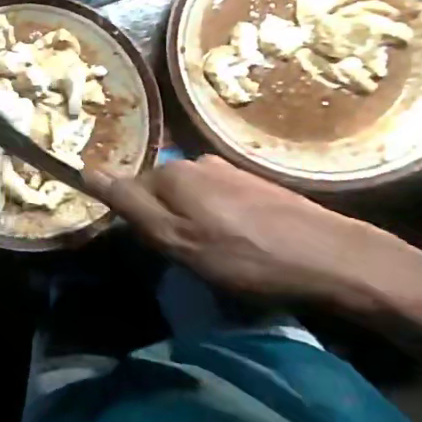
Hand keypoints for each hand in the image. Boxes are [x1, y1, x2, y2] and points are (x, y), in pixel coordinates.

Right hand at [87, 156, 412, 310]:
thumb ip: (130, 206)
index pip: (127, 189)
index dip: (132, 221)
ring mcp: (229, 171)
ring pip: (189, 197)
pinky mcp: (257, 184)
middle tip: (180, 258)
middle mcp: (197, 161)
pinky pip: (217, 200)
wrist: (334, 260)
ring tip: (210, 255)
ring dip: (190, 221)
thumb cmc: (245, 256)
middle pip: (159, 191)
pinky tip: (237, 245)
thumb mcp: (176, 240)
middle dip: (162, 219)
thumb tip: (87, 172)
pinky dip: (216, 221)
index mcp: (172, 172)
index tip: (148, 249)